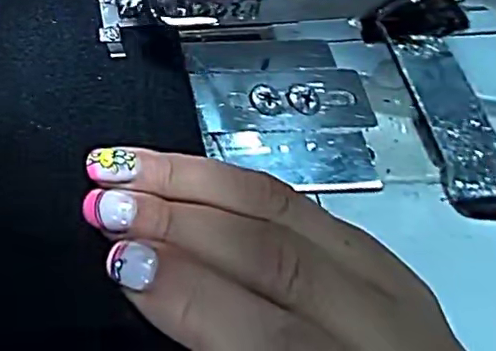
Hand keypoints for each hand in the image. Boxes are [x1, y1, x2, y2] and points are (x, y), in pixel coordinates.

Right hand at [80, 148, 464, 350]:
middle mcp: (388, 326)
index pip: (272, 332)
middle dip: (178, 217)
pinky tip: (184, 170)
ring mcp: (388, 278)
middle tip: (107, 197)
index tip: (121, 257)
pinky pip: (293, 197)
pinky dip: (227, 180)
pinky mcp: (375, 249)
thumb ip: (221, 345)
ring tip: (128, 163)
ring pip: (282, 202)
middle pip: (273, 250)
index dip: (189, 290)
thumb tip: (146, 277)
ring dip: (191, 177)